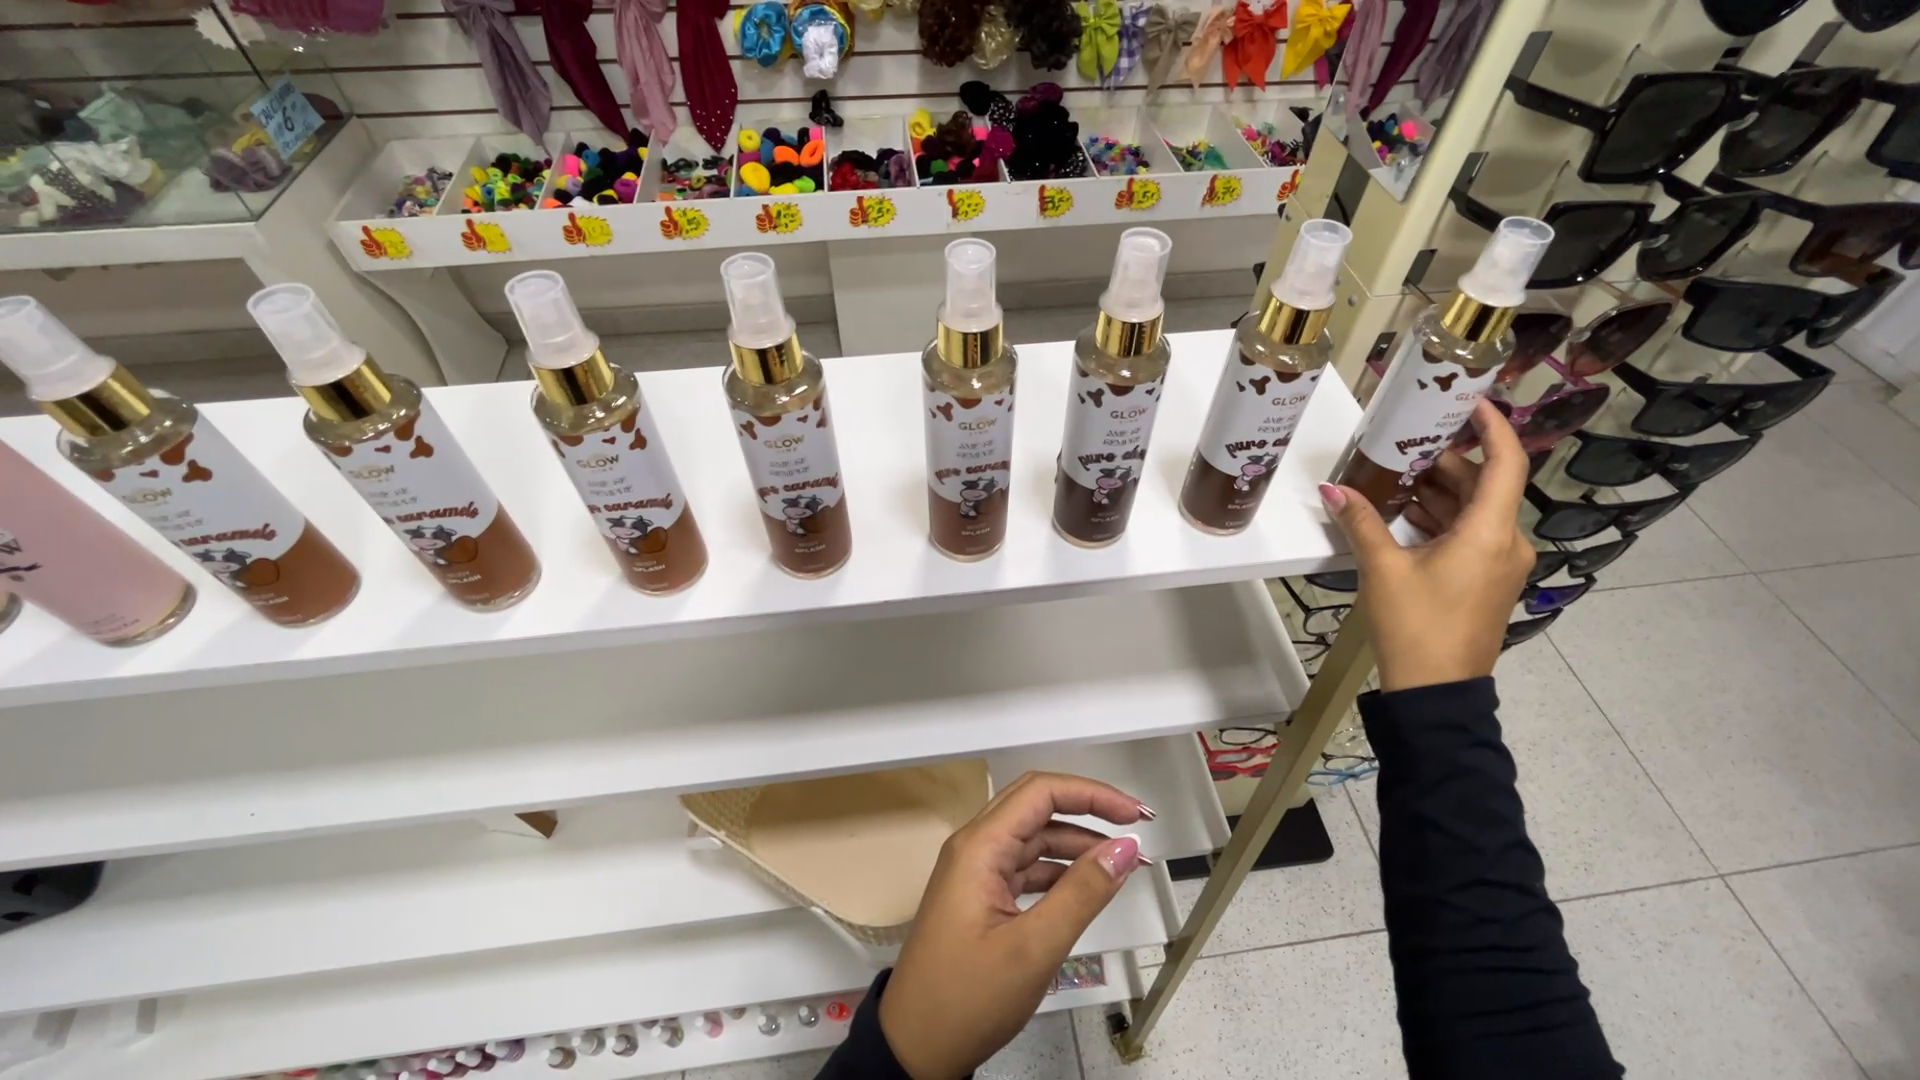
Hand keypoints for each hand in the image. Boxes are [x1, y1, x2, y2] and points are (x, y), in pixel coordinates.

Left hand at [879, 772, 1150, 1079]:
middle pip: (1037, 806)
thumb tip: (1124, 847)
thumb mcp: (1033, 948)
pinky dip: (1061, 871)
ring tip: (1125, 863)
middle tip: (1136, 825)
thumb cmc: (966, 999)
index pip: (1040, 792)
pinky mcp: (981, 897)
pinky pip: (1027, 867)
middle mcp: (974, 848)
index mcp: (979, 847)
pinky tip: (1090, 885)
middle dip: (1089, 810)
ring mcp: (976, 873)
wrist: (915, 1048)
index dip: (1091, 793)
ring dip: (1079, 844)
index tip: (1134, 813)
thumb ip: (1082, 893)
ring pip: (1034, 838)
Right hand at [1319, 400, 1534, 691]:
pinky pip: (1471, 535)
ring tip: (1395, 478)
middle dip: (1446, 463)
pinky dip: (1442, 519)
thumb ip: (1360, 522)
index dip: (1493, 427)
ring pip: (1476, 512)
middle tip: (1403, 444)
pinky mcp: (1487, 581)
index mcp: (1491, 532)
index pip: (1505, 462)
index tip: (1470, 401)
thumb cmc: (1415, 625)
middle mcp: (1507, 542)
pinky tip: (1404, 516)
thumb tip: (1332, 488)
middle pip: (1485, 486)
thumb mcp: (1382, 569)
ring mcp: (1500, 564)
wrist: (1436, 690)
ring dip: (1439, 493)